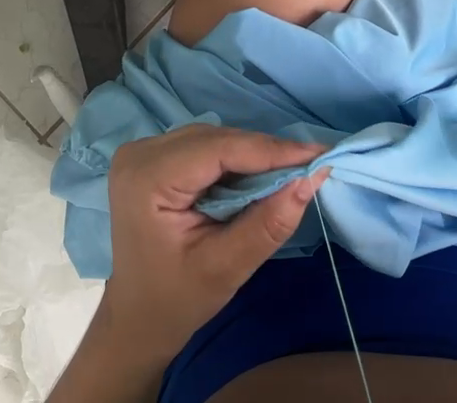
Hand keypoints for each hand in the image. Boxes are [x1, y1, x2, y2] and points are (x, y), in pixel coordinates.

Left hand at [100, 124, 328, 354]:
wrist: (137, 317)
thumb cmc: (176, 299)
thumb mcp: (226, 267)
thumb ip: (268, 223)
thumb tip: (310, 179)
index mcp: (147, 178)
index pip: (218, 149)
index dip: (271, 149)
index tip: (319, 153)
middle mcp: (139, 154)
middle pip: (214, 140)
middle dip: (264, 152)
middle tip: (311, 165)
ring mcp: (141, 153)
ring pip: (210, 140)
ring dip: (250, 155)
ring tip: (291, 170)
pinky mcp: (150, 159)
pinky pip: (201, 148)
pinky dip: (232, 161)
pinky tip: (257, 175)